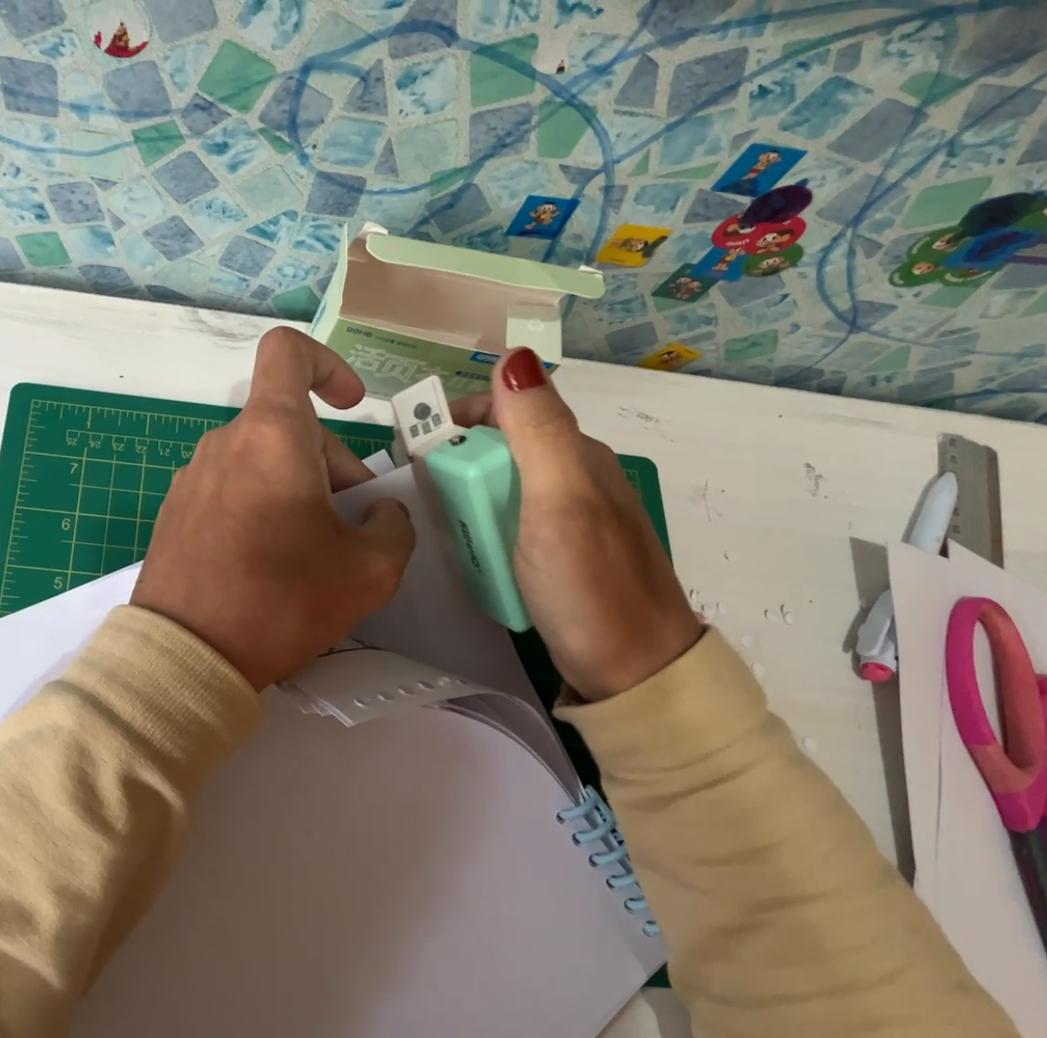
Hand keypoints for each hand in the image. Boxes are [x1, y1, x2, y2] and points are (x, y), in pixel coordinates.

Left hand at [132, 328, 415, 688]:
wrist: (185, 653)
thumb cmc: (280, 600)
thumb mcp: (369, 570)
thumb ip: (393, 526)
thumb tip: (380, 513)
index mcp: (272, 434)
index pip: (289, 352)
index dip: (329, 364)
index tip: (353, 407)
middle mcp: (226, 442)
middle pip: (290, 427)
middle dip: (333, 467)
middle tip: (353, 530)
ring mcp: (193, 477)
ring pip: (262, 462)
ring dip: (299, 493)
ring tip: (313, 557)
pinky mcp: (175, 513)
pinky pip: (232, 491)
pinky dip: (261, 510)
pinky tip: (270, 568)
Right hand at [452, 349, 701, 701]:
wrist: (632, 672)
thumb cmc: (590, 585)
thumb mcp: (559, 501)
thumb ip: (537, 431)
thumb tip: (515, 355)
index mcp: (578, 456)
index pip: (510, 409)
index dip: (460, 418)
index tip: (414, 446)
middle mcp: (575, 478)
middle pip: (500, 449)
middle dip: (457, 463)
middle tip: (423, 496)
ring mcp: (568, 519)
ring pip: (501, 488)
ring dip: (466, 499)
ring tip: (440, 526)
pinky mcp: (559, 555)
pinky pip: (507, 524)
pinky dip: (481, 529)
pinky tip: (471, 550)